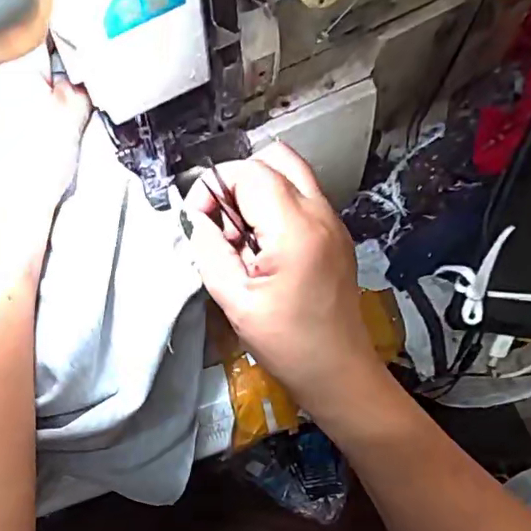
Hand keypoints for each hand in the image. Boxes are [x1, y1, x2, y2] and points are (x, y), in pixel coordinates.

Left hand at [0, 50, 91, 246]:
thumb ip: (78, 79)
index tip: (64, 54)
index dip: (56, 35)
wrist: (0, 214)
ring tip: (19, 114)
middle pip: (5, 39)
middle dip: (26, 60)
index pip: (35, 17)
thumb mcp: (74, 114)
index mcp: (5, 42)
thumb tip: (76, 73)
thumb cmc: (29, 171)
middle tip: (45, 93)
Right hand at [184, 143, 387, 416]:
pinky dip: (272, 211)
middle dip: (237, 181)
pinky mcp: (333, 237)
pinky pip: (300, 202)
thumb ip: (209, 251)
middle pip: (274, 159)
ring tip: (238, 239)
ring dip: (255, 195)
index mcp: (296, 228)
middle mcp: (321, 214)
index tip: (198, 222)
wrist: (337, 371)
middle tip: (219, 222)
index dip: (214, 188)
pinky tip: (260, 252)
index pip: (249, 172)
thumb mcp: (235, 300)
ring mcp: (332, 223)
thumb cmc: (287, 344)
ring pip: (289, 177)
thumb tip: (193, 219)